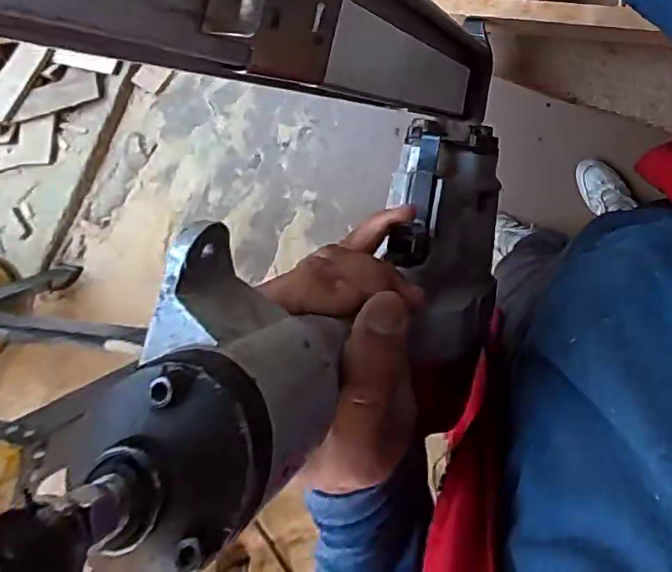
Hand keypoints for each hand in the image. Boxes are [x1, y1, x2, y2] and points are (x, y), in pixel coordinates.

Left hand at [258, 206, 424, 493]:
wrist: (365, 454)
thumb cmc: (355, 452)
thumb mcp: (365, 433)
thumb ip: (372, 377)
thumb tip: (385, 303)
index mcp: (261, 354)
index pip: (297, 293)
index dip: (348, 289)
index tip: (393, 306)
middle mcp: (270, 321)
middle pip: (319, 270)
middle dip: (371, 279)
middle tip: (410, 304)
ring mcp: (302, 303)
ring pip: (335, 257)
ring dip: (379, 266)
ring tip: (410, 293)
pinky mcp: (334, 293)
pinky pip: (351, 248)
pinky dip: (377, 229)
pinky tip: (403, 217)